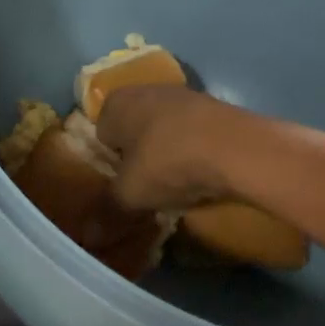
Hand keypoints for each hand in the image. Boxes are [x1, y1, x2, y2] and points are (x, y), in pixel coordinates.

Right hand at [95, 85, 269, 211]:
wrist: (235, 148)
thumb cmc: (168, 163)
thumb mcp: (131, 195)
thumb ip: (108, 209)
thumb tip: (89, 235)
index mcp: (115, 103)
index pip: (102, 133)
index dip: (110, 161)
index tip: (122, 183)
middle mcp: (144, 90)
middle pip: (133, 128)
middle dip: (138, 153)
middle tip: (147, 184)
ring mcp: (180, 94)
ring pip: (163, 128)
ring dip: (167, 150)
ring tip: (177, 181)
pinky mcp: (212, 105)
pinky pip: (192, 131)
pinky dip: (194, 148)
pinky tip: (203, 171)